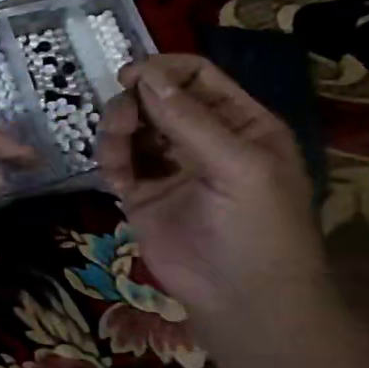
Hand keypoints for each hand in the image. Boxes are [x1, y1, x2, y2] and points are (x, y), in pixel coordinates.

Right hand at [97, 54, 327, 321]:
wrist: (240, 296)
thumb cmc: (258, 227)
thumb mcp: (238, 166)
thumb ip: (191, 121)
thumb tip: (145, 76)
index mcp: (239, 124)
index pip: (196, 79)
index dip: (163, 70)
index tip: (129, 75)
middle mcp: (201, 139)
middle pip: (156, 101)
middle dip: (134, 103)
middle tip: (121, 120)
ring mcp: (168, 168)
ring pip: (132, 131)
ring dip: (117, 131)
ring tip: (115, 149)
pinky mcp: (141, 196)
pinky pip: (117, 164)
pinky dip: (110, 161)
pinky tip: (114, 175)